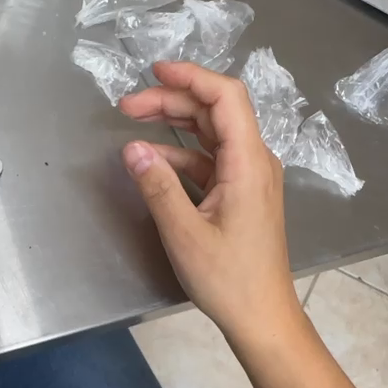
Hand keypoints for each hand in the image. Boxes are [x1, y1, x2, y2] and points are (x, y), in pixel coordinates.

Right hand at [119, 62, 303, 341]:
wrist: (261, 315)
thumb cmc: (227, 277)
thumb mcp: (184, 233)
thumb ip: (158, 186)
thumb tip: (132, 149)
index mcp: (248, 163)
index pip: (225, 98)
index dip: (191, 77)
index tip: (153, 72)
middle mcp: (254, 161)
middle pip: (215, 112)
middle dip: (172, 101)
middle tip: (126, 106)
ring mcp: (249, 178)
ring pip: (211, 135)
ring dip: (175, 125)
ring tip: (134, 124)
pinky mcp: (240, 194)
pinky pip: (210, 161)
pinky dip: (181, 155)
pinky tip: (153, 162)